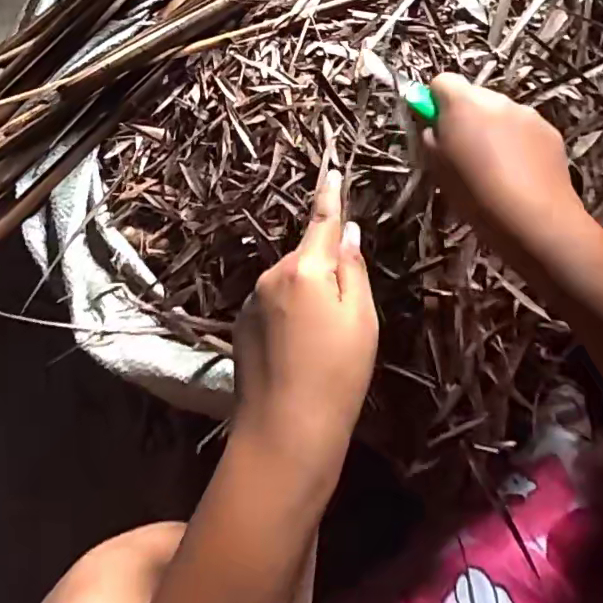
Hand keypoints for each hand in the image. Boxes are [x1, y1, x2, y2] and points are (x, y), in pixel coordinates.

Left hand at [232, 169, 377, 457]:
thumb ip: (352, 269)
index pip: (321, 220)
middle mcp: (272, 274)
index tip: (332, 170)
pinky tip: (298, 349)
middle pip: (306, 255)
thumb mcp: (361, 320)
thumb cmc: (338, 375)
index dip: (330, 194)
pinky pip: (273, 303)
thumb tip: (347, 231)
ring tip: (323, 339)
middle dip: (323, 265)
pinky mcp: (241, 322)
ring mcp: (252, 298)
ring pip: (289, 281)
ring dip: (306, 292)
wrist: (284, 432)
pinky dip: (288, 312)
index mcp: (305, 268)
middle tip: (346, 308)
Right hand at [424, 72, 597, 263]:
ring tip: (494, 167)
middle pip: (473, 96)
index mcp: (463, 103)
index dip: (435, 102)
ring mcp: (527, 114)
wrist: (534, 219)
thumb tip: (435, 126)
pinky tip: (518, 173)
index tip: (437, 128)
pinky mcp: (551, 132)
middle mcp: (497, 100)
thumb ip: (431, 136)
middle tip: (463, 152)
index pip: (441, 80)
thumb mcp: (435, 165)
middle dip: (466, 116)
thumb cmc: (474, 192)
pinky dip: (517, 143)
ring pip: (500, 113)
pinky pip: (524, 129)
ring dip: (493, 129)